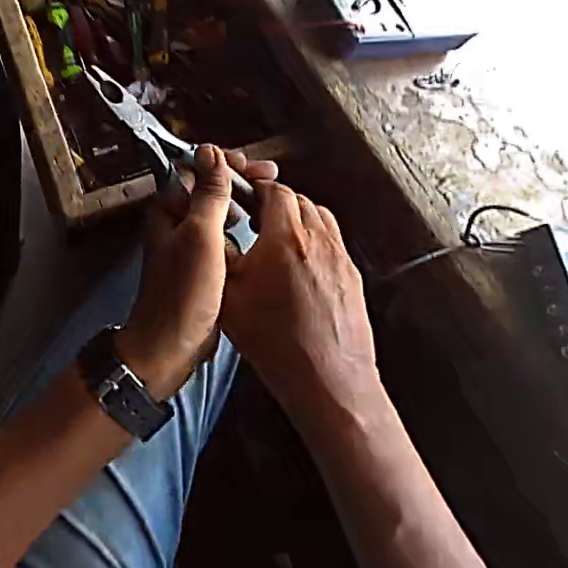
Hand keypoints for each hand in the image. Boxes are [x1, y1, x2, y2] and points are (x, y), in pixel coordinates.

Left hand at [122, 147, 276, 398]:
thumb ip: (208, 194)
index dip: (223, 161)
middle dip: (237, 178)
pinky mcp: (201, 262)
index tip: (252, 165)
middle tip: (268, 177)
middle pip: (207, 185)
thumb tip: (211, 152)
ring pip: (216, 209)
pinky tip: (256, 229)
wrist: (171, 346)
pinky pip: (221, 233)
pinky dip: (239, 225)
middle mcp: (174, 221)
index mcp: (168, 209)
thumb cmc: (182, 294)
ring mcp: (188, 242)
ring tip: (265, 199)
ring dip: (240, 199)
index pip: (194, 167)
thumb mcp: (201, 236)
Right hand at [221, 182, 378, 420]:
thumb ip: (221, 258)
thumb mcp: (229, 298)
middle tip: (258, 217)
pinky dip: (316, 240)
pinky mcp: (352, 276)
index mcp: (285, 238)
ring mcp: (340, 257)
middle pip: (299, 199)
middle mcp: (318, 239)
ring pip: (320, 217)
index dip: (257, 189)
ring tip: (279, 238)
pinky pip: (333, 241)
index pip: (275, 191)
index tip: (245, 196)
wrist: (327, 379)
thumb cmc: (277, 342)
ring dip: (299, 218)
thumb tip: (214, 238)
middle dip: (277, 202)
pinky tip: (300, 264)